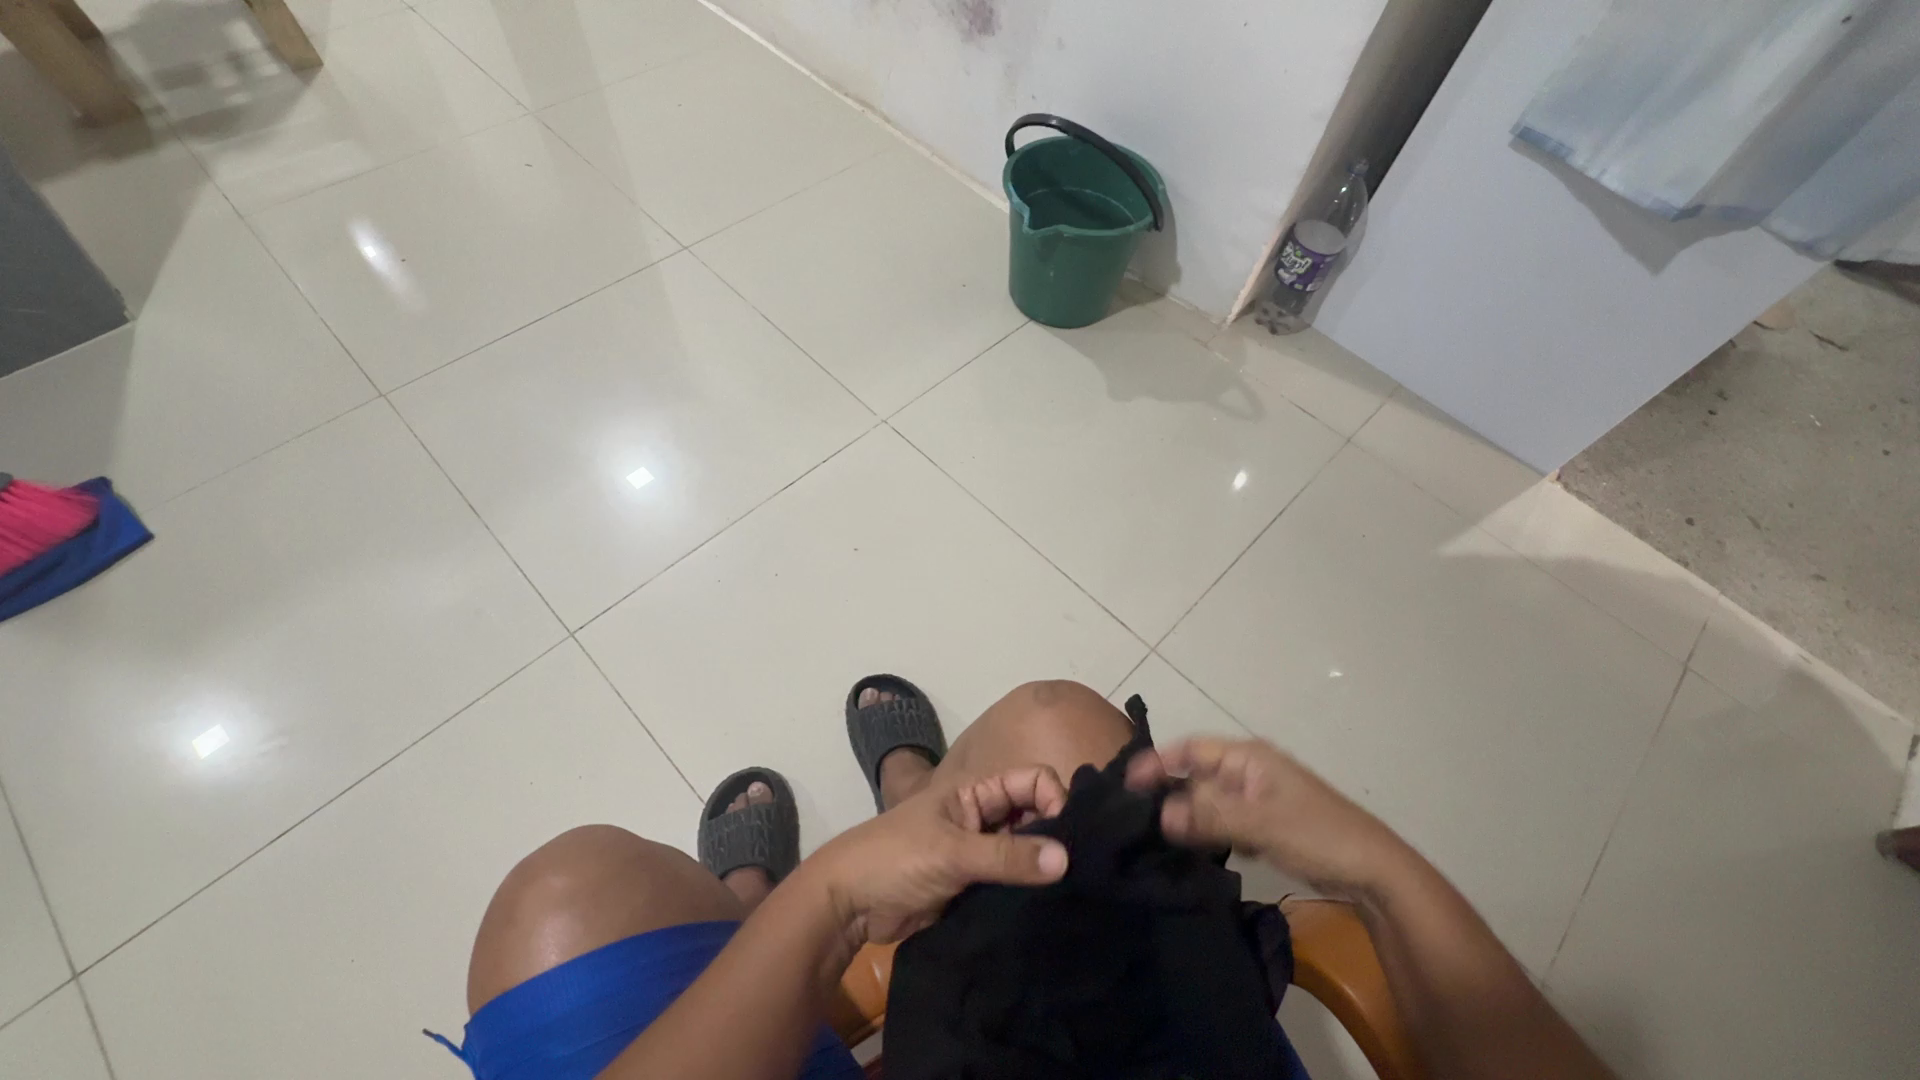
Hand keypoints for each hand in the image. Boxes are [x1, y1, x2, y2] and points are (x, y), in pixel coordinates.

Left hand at [807, 766, 1071, 945]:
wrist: (849, 906)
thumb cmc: (895, 859)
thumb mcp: (952, 853)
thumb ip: (1007, 856)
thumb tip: (1067, 859)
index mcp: (975, 792)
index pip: (1032, 781)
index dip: (1054, 800)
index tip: (1068, 837)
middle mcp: (983, 817)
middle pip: (1035, 816)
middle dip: (1056, 837)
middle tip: (1078, 870)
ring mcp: (980, 852)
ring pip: (1026, 852)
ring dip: (1043, 869)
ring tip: (1070, 894)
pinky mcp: (976, 887)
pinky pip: (1013, 883)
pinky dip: (1029, 892)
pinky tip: (1049, 908)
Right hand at [1125, 736, 1412, 899]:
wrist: (1375, 872)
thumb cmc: (1319, 834)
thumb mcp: (1260, 823)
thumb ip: (1208, 816)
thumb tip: (1160, 814)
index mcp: (1249, 758)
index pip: (1192, 749)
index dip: (1158, 761)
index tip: (1127, 783)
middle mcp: (1249, 772)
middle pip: (1197, 775)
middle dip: (1169, 793)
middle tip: (1134, 817)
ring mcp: (1258, 799)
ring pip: (1209, 801)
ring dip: (1187, 816)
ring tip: (1153, 835)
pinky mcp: (1264, 826)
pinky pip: (1224, 822)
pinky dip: (1208, 832)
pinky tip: (1192, 850)